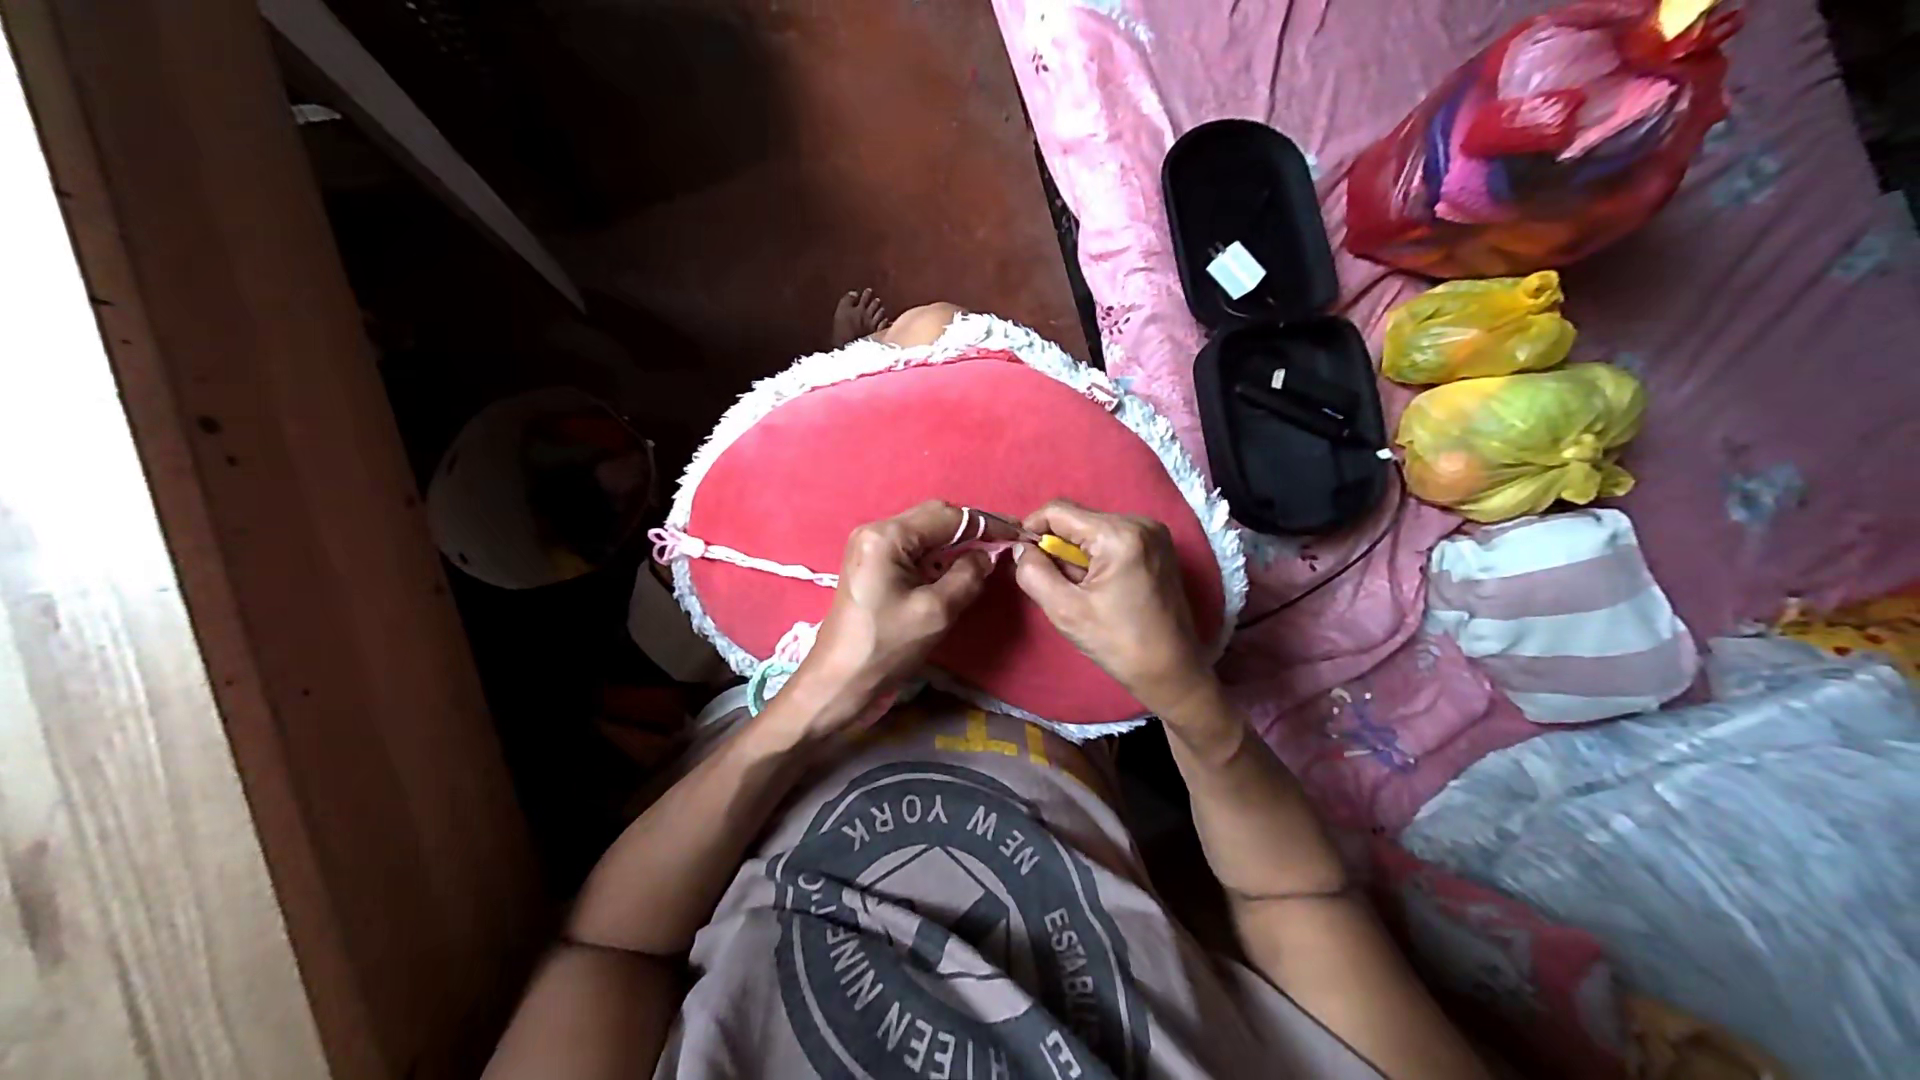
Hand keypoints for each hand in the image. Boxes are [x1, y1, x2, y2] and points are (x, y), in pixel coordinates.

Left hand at [779, 501, 994, 735]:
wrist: (838, 682)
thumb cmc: (886, 647)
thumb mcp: (936, 611)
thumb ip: (967, 576)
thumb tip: (986, 555)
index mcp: (887, 536)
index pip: (947, 516)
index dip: (985, 523)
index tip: (1018, 534)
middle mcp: (875, 531)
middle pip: (934, 518)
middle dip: (971, 530)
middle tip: (1005, 544)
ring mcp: (870, 548)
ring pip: (924, 534)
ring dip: (955, 543)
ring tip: (987, 556)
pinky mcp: (871, 566)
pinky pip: (912, 550)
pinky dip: (937, 556)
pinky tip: (956, 569)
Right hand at [1012, 500, 1214, 715]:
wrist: (1171, 670)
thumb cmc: (1119, 642)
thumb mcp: (1065, 610)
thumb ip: (1034, 573)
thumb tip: (1021, 549)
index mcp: (1119, 534)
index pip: (1058, 510)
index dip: (1031, 528)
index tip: (1021, 556)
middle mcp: (1140, 522)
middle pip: (1077, 518)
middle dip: (1055, 546)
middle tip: (1052, 583)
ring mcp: (1153, 532)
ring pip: (1093, 528)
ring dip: (1075, 553)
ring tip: (1078, 589)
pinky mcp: (1158, 545)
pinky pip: (1112, 538)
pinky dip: (1095, 556)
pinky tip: (1097, 586)